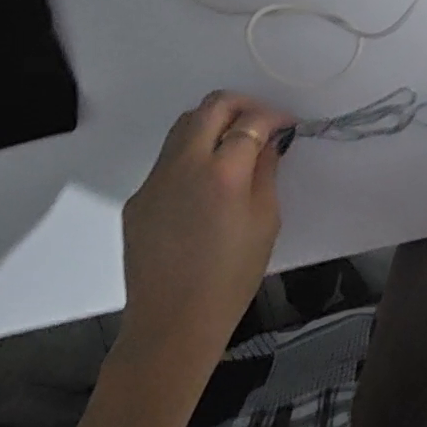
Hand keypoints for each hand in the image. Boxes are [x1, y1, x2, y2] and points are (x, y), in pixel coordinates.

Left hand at [118, 91, 292, 358]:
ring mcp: (155, 179)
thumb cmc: (232, 277)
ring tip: (235, 143)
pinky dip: (193, 153)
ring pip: (184, 125)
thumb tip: (268, 142)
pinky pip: (169, 159)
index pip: (250, 121)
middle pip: (211, 107)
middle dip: (242, 105)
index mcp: (222, 172)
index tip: (287, 126)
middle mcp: (184, 164)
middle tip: (262, 122)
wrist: (173, 322)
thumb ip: (266, 173)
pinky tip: (207, 183)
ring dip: (213, 122)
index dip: (273, 117)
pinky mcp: (139, 197)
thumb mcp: (266, 222)